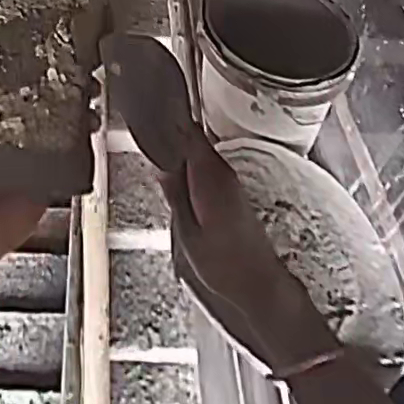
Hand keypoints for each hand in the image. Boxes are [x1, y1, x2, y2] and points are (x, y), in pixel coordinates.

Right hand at [165, 136, 336, 370]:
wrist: (260, 286)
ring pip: (196, 149)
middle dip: (167, 133)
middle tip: (143, 136)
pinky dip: (187, 163)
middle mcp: (222, 171)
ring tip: (153, 155)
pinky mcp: (229, 188)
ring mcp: (228, 178)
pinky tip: (173, 175)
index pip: (187, 131)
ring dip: (176, 149)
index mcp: (210, 176)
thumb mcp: (187, 232)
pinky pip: (202, 163)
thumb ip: (174, 191)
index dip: (166, 119)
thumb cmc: (224, 266)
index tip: (147, 117)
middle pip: (190, 136)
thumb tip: (159, 161)